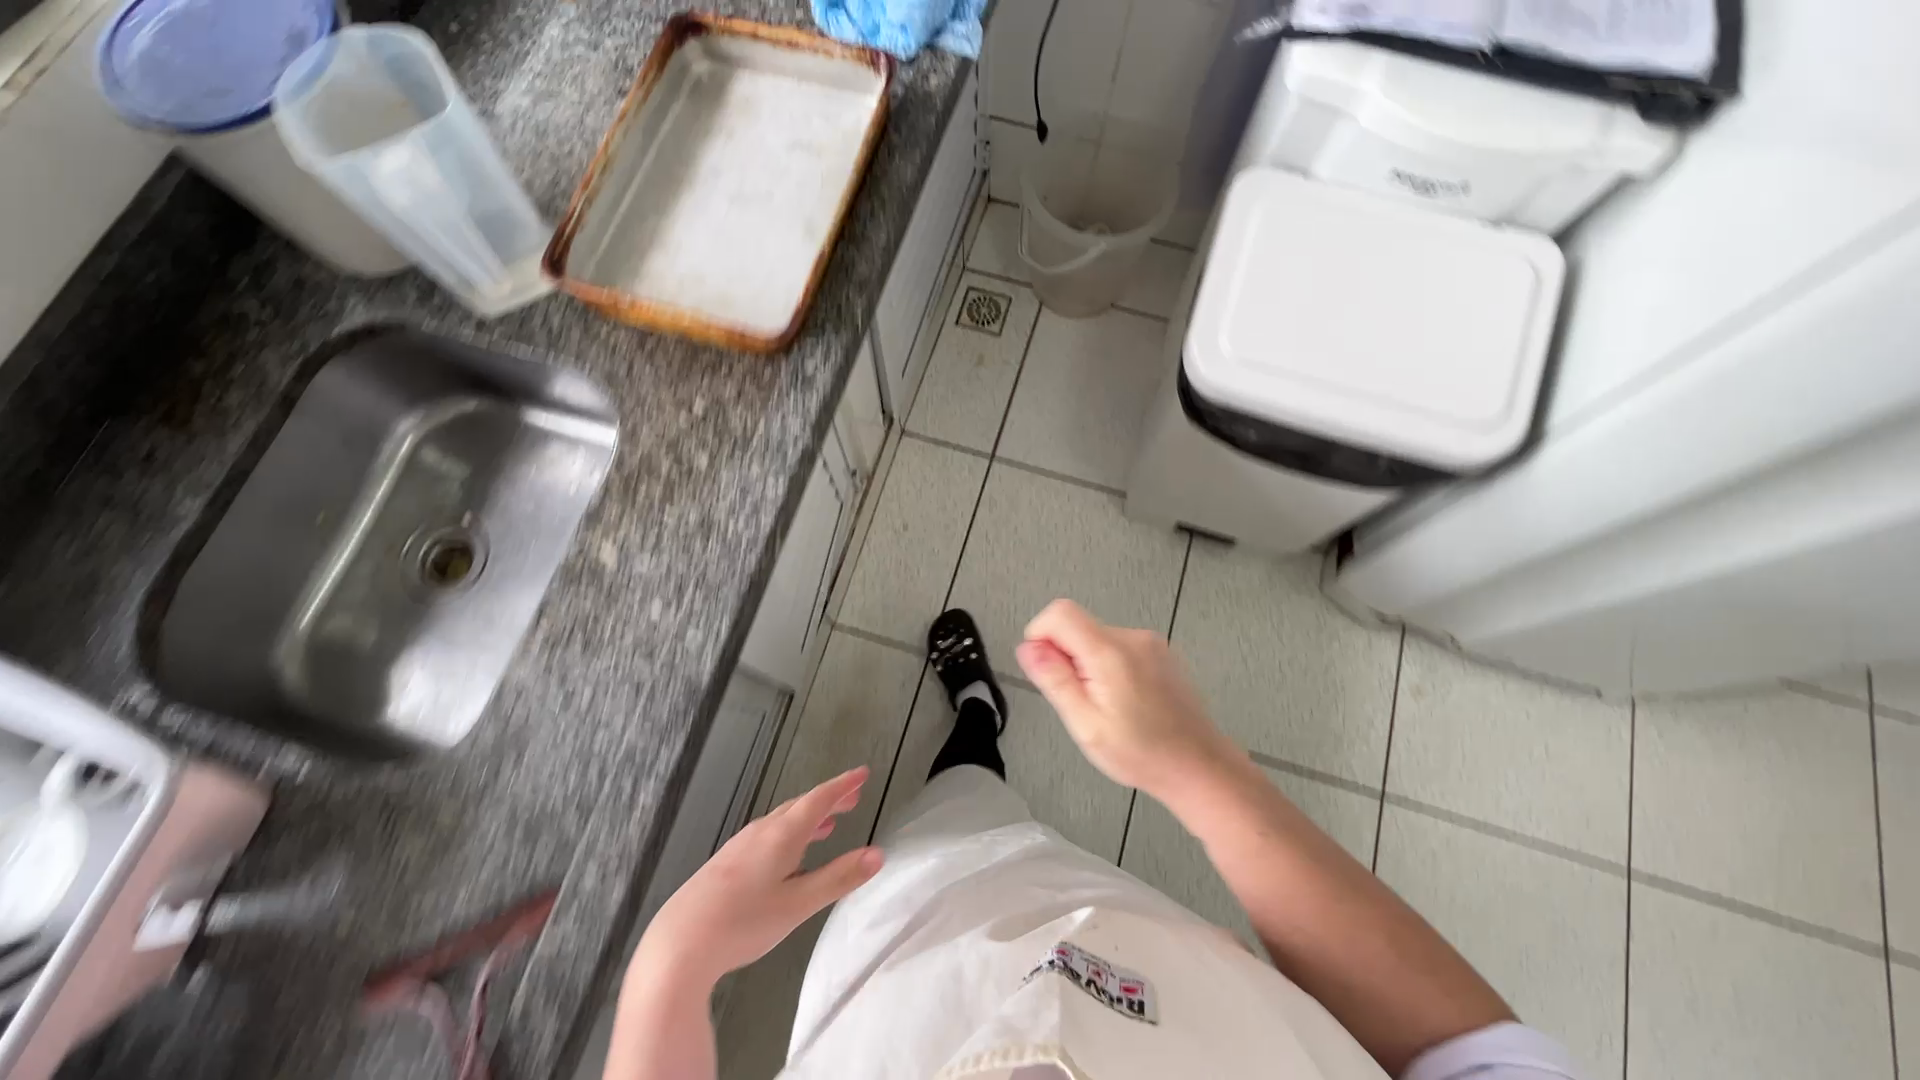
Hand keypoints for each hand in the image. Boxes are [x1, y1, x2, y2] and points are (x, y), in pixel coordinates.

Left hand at [630, 766, 883, 990]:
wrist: (677, 947)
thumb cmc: (743, 923)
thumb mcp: (798, 905)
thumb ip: (838, 878)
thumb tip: (877, 854)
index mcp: (781, 835)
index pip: (818, 800)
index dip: (843, 786)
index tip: (863, 773)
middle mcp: (760, 833)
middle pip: (799, 807)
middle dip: (828, 800)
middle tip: (853, 798)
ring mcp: (739, 848)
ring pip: (781, 822)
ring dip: (808, 818)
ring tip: (828, 824)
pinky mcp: (725, 865)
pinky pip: (767, 836)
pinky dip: (789, 834)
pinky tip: (788, 855)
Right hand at [1017, 600, 1241, 799]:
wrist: (1199, 765)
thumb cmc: (1140, 753)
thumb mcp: (1085, 724)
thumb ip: (1055, 680)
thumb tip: (1027, 646)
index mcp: (1111, 652)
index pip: (1059, 613)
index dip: (1041, 635)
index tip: (1046, 671)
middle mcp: (1133, 637)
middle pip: (1079, 627)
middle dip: (1067, 659)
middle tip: (1081, 704)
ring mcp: (1151, 643)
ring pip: (1097, 639)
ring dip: (1089, 666)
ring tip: (1107, 708)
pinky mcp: (1161, 653)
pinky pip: (1119, 648)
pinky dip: (1110, 668)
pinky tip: (1126, 703)